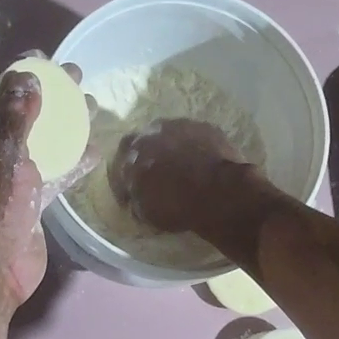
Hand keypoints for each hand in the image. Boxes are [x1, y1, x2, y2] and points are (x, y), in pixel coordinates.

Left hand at [0, 63, 81, 310]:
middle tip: (74, 75)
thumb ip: (16, 116)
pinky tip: (96, 148)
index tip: (41, 58)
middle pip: (19, 115)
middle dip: (46, 94)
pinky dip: (71, 161)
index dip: (13, 74)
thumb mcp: (3, 155)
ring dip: (64, 124)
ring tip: (91, 103)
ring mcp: (8, 179)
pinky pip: (53, 174)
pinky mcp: (29, 201)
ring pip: (39, 142)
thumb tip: (26, 76)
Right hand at [107, 118, 251, 233]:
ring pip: (167, 136)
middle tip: (152, 175)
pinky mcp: (205, 127)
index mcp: (131, 155)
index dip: (124, 180)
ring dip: (169, 149)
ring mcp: (179, 126)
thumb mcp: (146, 213)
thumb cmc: (177, 206)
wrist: (219, 192)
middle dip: (144, 158)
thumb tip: (134, 198)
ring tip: (178, 167)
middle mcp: (150, 133)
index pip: (118, 165)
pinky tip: (199, 162)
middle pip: (141, 143)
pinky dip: (192, 148)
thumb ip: (136, 200)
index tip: (130, 194)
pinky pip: (192, 137)